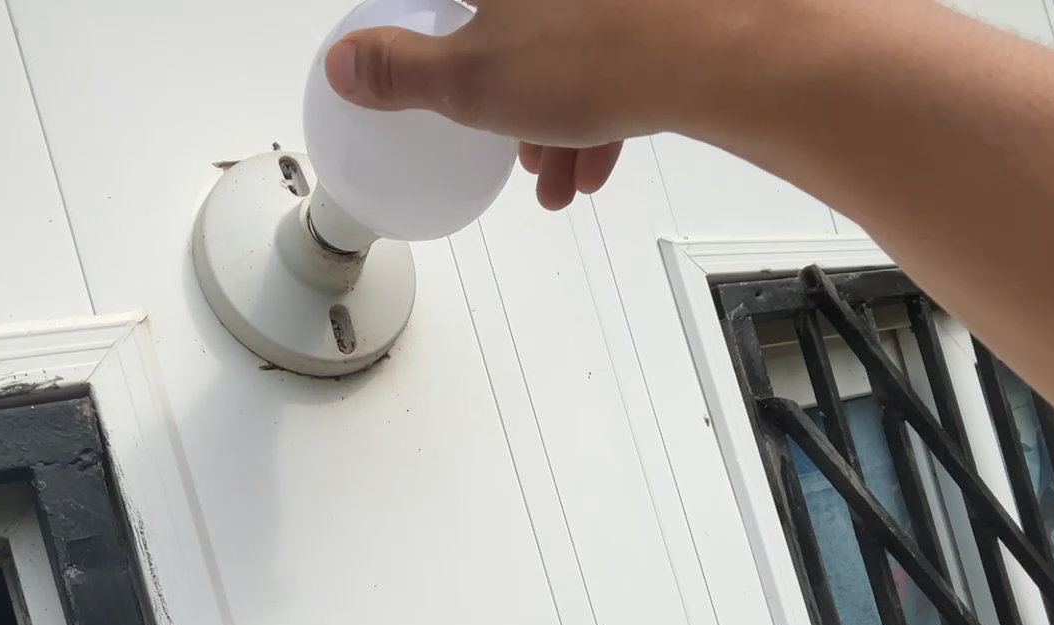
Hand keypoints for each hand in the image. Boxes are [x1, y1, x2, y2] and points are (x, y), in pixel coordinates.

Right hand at [322, 0, 768, 208]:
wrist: (707, 55)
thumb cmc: (592, 56)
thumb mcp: (467, 79)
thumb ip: (400, 72)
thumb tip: (347, 65)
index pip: (443, 8)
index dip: (431, 37)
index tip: (442, 83)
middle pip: (510, 30)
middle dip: (507, 97)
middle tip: (505, 143)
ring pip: (565, 54)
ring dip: (553, 122)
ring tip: (553, 178)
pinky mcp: (648, 16)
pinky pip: (609, 61)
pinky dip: (596, 112)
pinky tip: (590, 165)